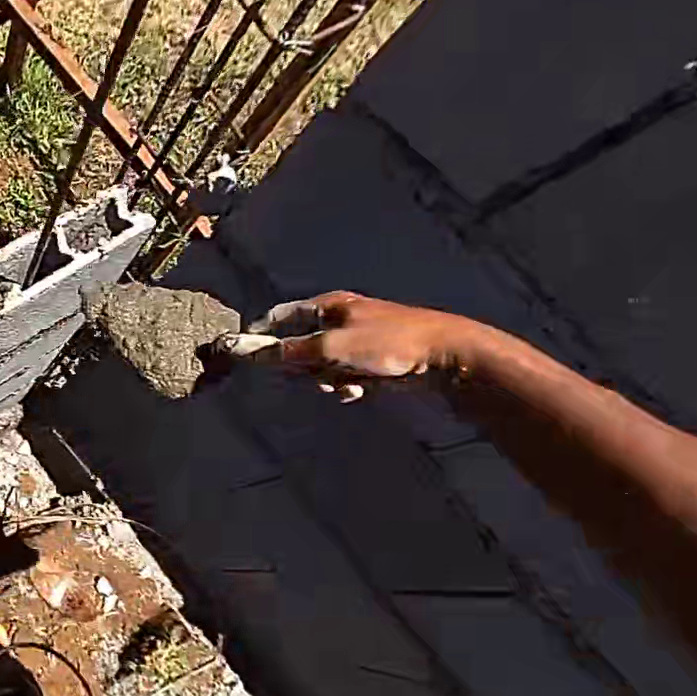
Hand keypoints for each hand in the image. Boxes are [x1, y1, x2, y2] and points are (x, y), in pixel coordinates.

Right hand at [217, 291, 482, 387]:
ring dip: (323, 378)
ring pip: (317, 364)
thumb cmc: (389, 343)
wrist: (450, 357)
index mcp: (327, 305)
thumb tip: (246, 351)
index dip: (260, 335)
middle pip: (295, 344)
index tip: (248, 357)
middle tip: (307, 375)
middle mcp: (338, 318)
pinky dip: (344, 384)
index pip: (278, 316)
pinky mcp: (369, 359)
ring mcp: (354, 339)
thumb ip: (286, 351)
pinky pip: (340, 374)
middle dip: (299, 365)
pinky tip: (359, 389)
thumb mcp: (330, 347)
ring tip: (341, 383)